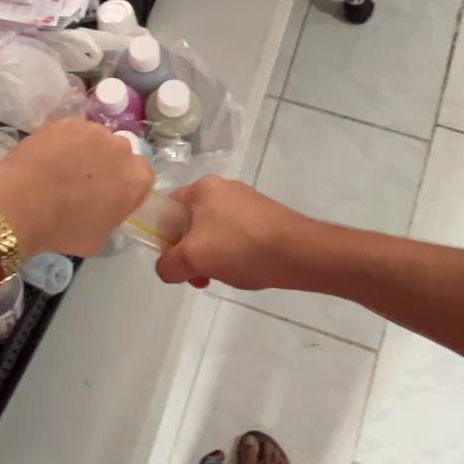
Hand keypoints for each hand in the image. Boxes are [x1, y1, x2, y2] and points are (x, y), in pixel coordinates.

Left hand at [0, 118, 154, 257]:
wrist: (20, 205)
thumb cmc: (63, 229)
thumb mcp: (99, 239)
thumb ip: (112, 219)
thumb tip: (103, 211)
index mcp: (136, 178)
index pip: (142, 177)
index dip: (125, 188)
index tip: (109, 199)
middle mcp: (121, 147)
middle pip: (120, 155)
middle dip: (107, 167)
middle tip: (84, 186)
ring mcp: (92, 130)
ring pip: (96, 140)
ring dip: (85, 152)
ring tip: (61, 171)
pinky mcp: (65, 122)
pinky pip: (71, 133)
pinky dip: (63, 144)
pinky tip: (47, 160)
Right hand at [155, 176, 314, 290]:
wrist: (300, 253)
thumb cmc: (240, 249)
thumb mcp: (192, 259)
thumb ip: (167, 264)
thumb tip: (167, 268)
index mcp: (202, 188)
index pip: (167, 210)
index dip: (164, 239)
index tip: (176, 262)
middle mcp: (223, 188)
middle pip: (190, 223)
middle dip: (189, 253)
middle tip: (199, 276)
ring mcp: (246, 201)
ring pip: (213, 232)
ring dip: (210, 256)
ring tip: (223, 276)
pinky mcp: (265, 216)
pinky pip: (235, 235)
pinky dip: (233, 253)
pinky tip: (244, 269)